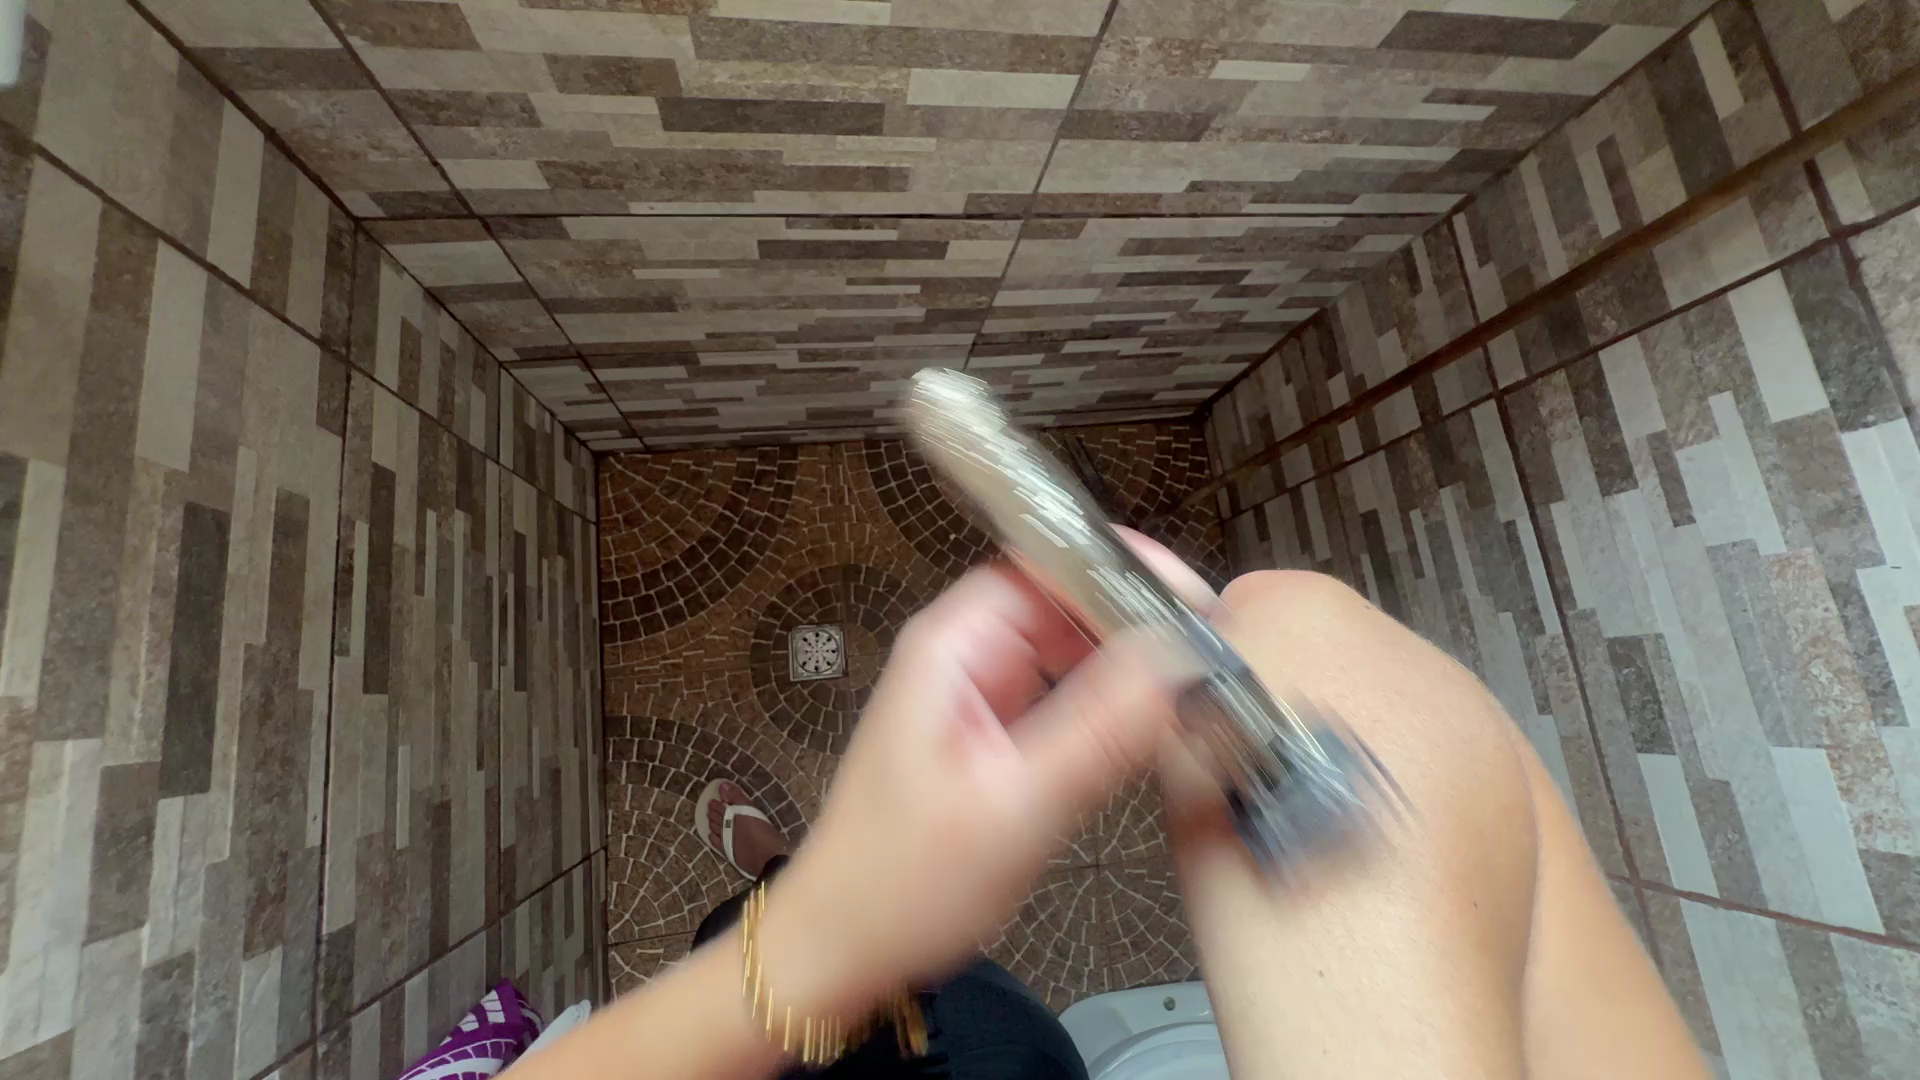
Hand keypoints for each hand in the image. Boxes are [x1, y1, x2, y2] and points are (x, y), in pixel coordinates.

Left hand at [755, 532, 1216, 1014]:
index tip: (1183, 594)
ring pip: (1065, 647)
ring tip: (1190, 680)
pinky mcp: (995, 728)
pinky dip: (1106, 699)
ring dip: (1124, 658)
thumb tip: (1176, 660)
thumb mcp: (1013, 807)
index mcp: (950, 646)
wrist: (846, 940)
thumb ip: (1098, 731)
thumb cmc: (901, 880)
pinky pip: (1061, 691)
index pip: (1040, 566)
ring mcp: (980, 691)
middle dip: (1130, 615)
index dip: (1113, 566)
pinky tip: (1146, 721)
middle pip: (1059, 601)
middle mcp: (964, 654)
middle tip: (1204, 644)